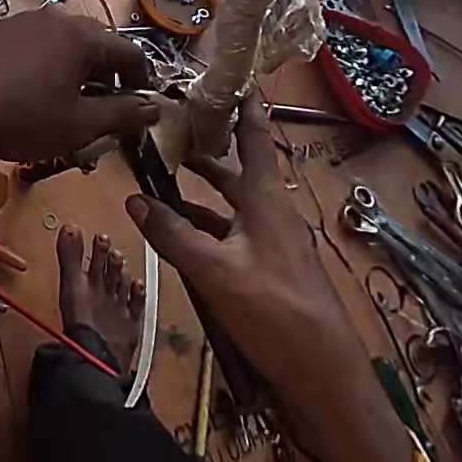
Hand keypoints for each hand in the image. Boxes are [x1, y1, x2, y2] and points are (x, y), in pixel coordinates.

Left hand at [0, 8, 157, 160]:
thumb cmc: (17, 117)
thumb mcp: (77, 124)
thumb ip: (122, 114)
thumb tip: (155, 107)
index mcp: (81, 35)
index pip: (130, 52)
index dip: (141, 83)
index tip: (139, 111)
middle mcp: (55, 18)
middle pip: (98, 46)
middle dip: (107, 80)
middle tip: (103, 117)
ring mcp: (25, 21)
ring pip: (66, 47)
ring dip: (77, 75)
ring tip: (67, 111)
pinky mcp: (1, 31)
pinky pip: (39, 46)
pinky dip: (49, 68)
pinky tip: (35, 97)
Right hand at [125, 103, 407, 461]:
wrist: (327, 381)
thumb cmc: (276, 312)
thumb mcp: (216, 272)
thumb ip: (172, 234)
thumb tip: (133, 200)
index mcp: (266, 201)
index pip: (255, 140)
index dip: (245, 109)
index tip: (234, 79)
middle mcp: (272, 213)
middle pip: (237, 171)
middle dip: (208, 150)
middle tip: (175, 130)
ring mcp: (273, 242)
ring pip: (233, 203)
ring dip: (202, 191)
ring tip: (166, 179)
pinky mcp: (270, 268)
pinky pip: (233, 232)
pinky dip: (207, 225)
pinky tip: (182, 234)